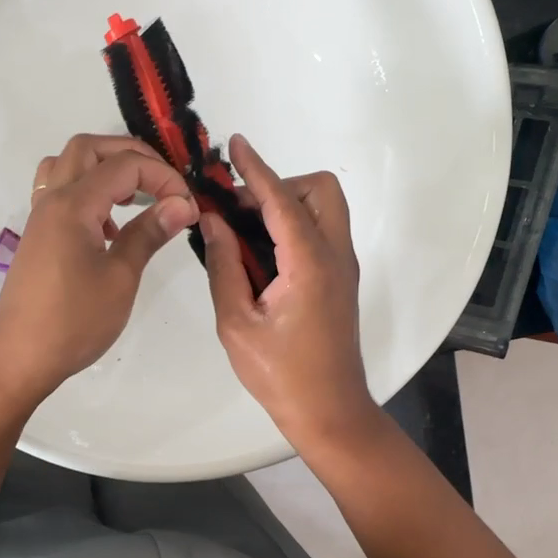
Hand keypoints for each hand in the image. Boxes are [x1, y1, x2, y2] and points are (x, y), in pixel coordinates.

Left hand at [0, 135, 196, 403]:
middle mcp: (52, 200)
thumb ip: (148, 234)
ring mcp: (40, 217)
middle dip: (130, 156)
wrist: (20, 357)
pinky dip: (86, 192)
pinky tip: (107, 229)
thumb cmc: (74, 322)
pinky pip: (58, 192)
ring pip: (68, 166)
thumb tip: (182, 203)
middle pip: (89, 149)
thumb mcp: (120, 278)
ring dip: (103, 169)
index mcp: (73, 205)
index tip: (187, 208)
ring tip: (131, 201)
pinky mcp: (37, 236)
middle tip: (162, 185)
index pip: (124, 165)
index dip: (163, 177)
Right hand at [201, 135, 378, 451]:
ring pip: (324, 209)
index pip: (281, 200)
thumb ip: (224, 266)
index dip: (255, 169)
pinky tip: (259, 252)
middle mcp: (335, 256)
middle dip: (279, 185)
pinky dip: (293, 225)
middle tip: (236, 210)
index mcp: (309, 263)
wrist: (329, 412)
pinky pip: (320, 232)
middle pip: (319, 190)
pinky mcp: (340, 280)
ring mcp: (343, 267)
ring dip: (286, 204)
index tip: (234, 145)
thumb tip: (213, 222)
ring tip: (242, 231)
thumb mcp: (237, 323)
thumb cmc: (279, 374)